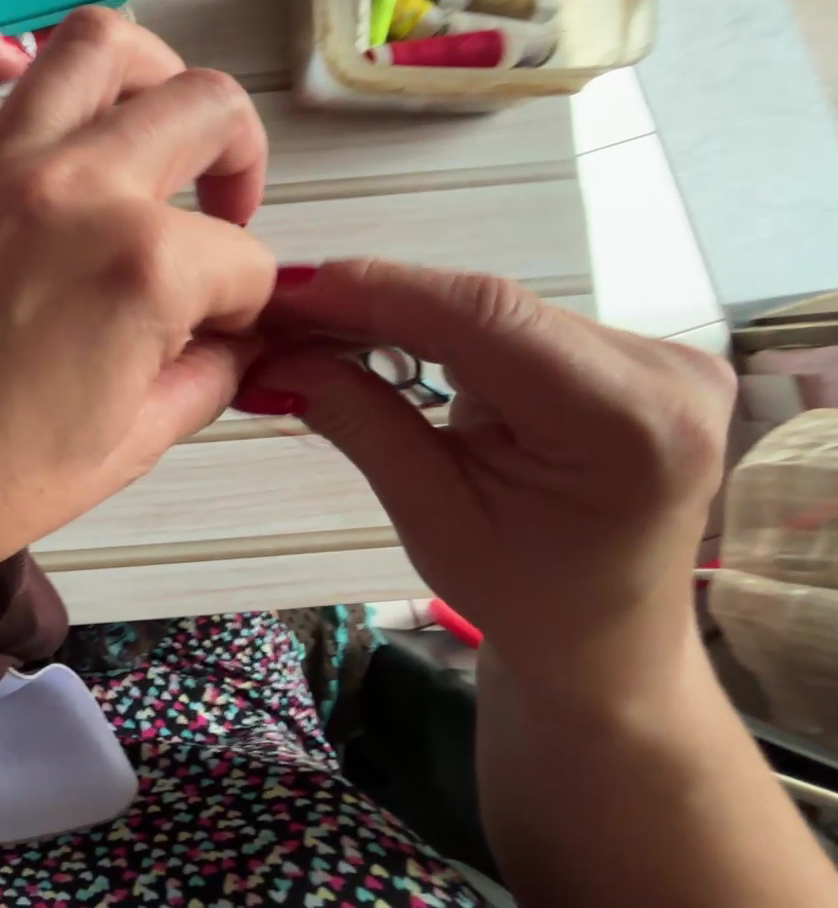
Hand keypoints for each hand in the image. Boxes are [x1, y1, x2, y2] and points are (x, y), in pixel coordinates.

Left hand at [0, 8, 272, 614]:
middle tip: (221, 213)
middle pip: (203, 109)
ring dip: (144, 65)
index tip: (223, 329)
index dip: (245, 301)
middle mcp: (74, 191)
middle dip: (239, 158)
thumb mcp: (128, 446)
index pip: (240, 259)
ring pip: (87, 47)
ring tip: (148, 118)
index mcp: (140, 268)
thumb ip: (202, 378)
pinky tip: (2, 66)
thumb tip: (231, 341)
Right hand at [250, 260, 735, 689]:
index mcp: (629, 421)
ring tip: (295, 329)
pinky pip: (490, 323)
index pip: (481, 317)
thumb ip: (356, 419)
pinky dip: (413, 327)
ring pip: (477, 307)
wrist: (603, 632)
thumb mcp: (428, 513)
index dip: (370, 290)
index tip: (277, 292)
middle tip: (267, 316)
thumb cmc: (522, 594)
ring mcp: (641, 353)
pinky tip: (352, 335)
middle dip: (360, 303)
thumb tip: (268, 360)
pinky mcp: (611, 354)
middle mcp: (654, 367)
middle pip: (477, 306)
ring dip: (378, 313)